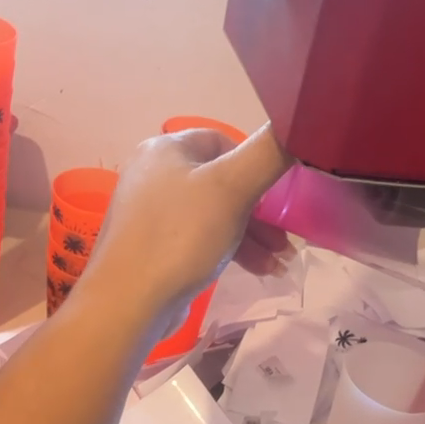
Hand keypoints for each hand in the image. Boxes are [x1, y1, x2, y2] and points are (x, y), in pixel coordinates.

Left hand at [78, 124, 292, 333]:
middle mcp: (153, 174)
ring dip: (251, 236)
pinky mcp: (152, 247)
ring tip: (280, 263)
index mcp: (166, 149)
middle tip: (286, 237)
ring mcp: (150, 213)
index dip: (255, 164)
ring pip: (213, 214)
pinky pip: (199, 238)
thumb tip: (296, 121)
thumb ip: (267, 154)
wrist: (128, 301)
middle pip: (220, 181)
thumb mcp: (232, 188)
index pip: (222, 140)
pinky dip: (229, 250)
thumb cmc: (181, 236)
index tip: (278, 194)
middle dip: (260, 211)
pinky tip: (257, 272)